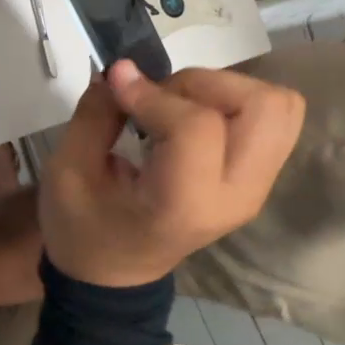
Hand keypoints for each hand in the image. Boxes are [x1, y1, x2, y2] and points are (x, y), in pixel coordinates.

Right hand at [39, 61, 304, 287]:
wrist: (111, 272)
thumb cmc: (80, 227)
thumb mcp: (66, 172)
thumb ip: (95, 117)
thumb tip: (120, 71)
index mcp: (182, 203)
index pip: (197, 127)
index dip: (153, 93)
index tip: (115, 83)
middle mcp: (236, 194)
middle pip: (265, 107)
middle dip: (205, 84)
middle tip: (157, 96)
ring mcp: (255, 187)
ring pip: (278, 107)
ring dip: (223, 91)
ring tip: (174, 104)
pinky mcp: (257, 178)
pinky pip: (270, 121)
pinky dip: (229, 103)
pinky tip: (184, 117)